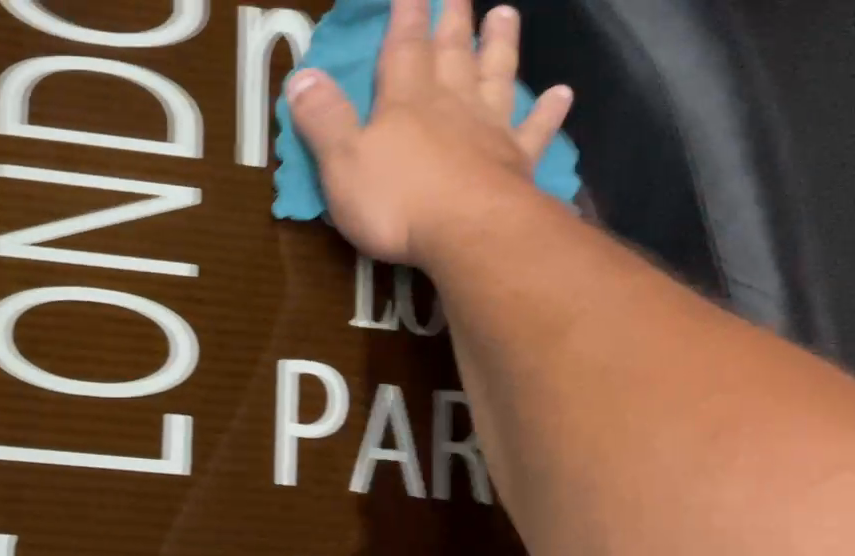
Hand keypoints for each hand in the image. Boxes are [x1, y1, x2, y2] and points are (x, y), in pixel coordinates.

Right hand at [286, 0, 573, 267]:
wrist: (468, 229)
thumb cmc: (395, 199)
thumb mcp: (342, 161)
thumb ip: (324, 119)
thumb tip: (302, 75)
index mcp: (405, 103)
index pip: (403, 49)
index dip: (405, 16)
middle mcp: (452, 104)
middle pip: (452, 53)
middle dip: (452, 20)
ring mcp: (488, 130)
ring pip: (495, 76)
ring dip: (500, 45)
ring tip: (505, 15)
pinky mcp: (514, 161)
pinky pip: (534, 129)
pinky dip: (547, 110)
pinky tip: (559, 94)